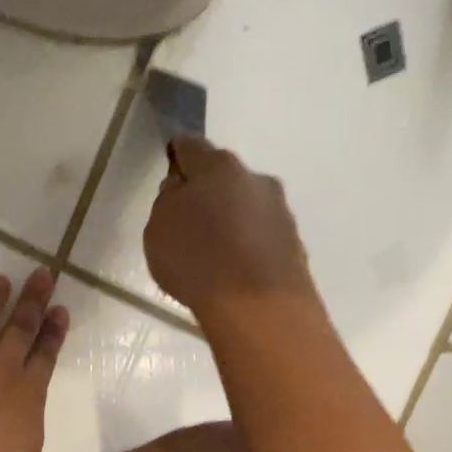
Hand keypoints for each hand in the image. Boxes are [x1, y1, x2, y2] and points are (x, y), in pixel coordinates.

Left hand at [0, 268, 67, 451]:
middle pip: (21, 326)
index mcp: (30, 390)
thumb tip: (19, 405)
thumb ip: (25, 414)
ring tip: (1, 280)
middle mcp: (3, 367)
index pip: (46, 352)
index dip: (54, 329)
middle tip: (41, 274)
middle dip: (33, 299)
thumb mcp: (28, 442)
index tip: (60, 309)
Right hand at [144, 137, 318, 317]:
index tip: (171, 165)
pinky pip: (261, 237)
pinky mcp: (292, 242)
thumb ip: (168, 201)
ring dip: (231, 220)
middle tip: (190, 220)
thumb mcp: (159, 228)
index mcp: (217, 167)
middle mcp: (254, 178)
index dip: (178, 155)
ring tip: (213, 253)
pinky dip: (247, 246)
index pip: (192, 146)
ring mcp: (279, 210)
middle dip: (208, 193)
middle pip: (224, 178)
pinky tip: (234, 270)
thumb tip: (181, 189)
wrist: (256, 304)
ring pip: (246, 207)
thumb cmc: (197, 259)